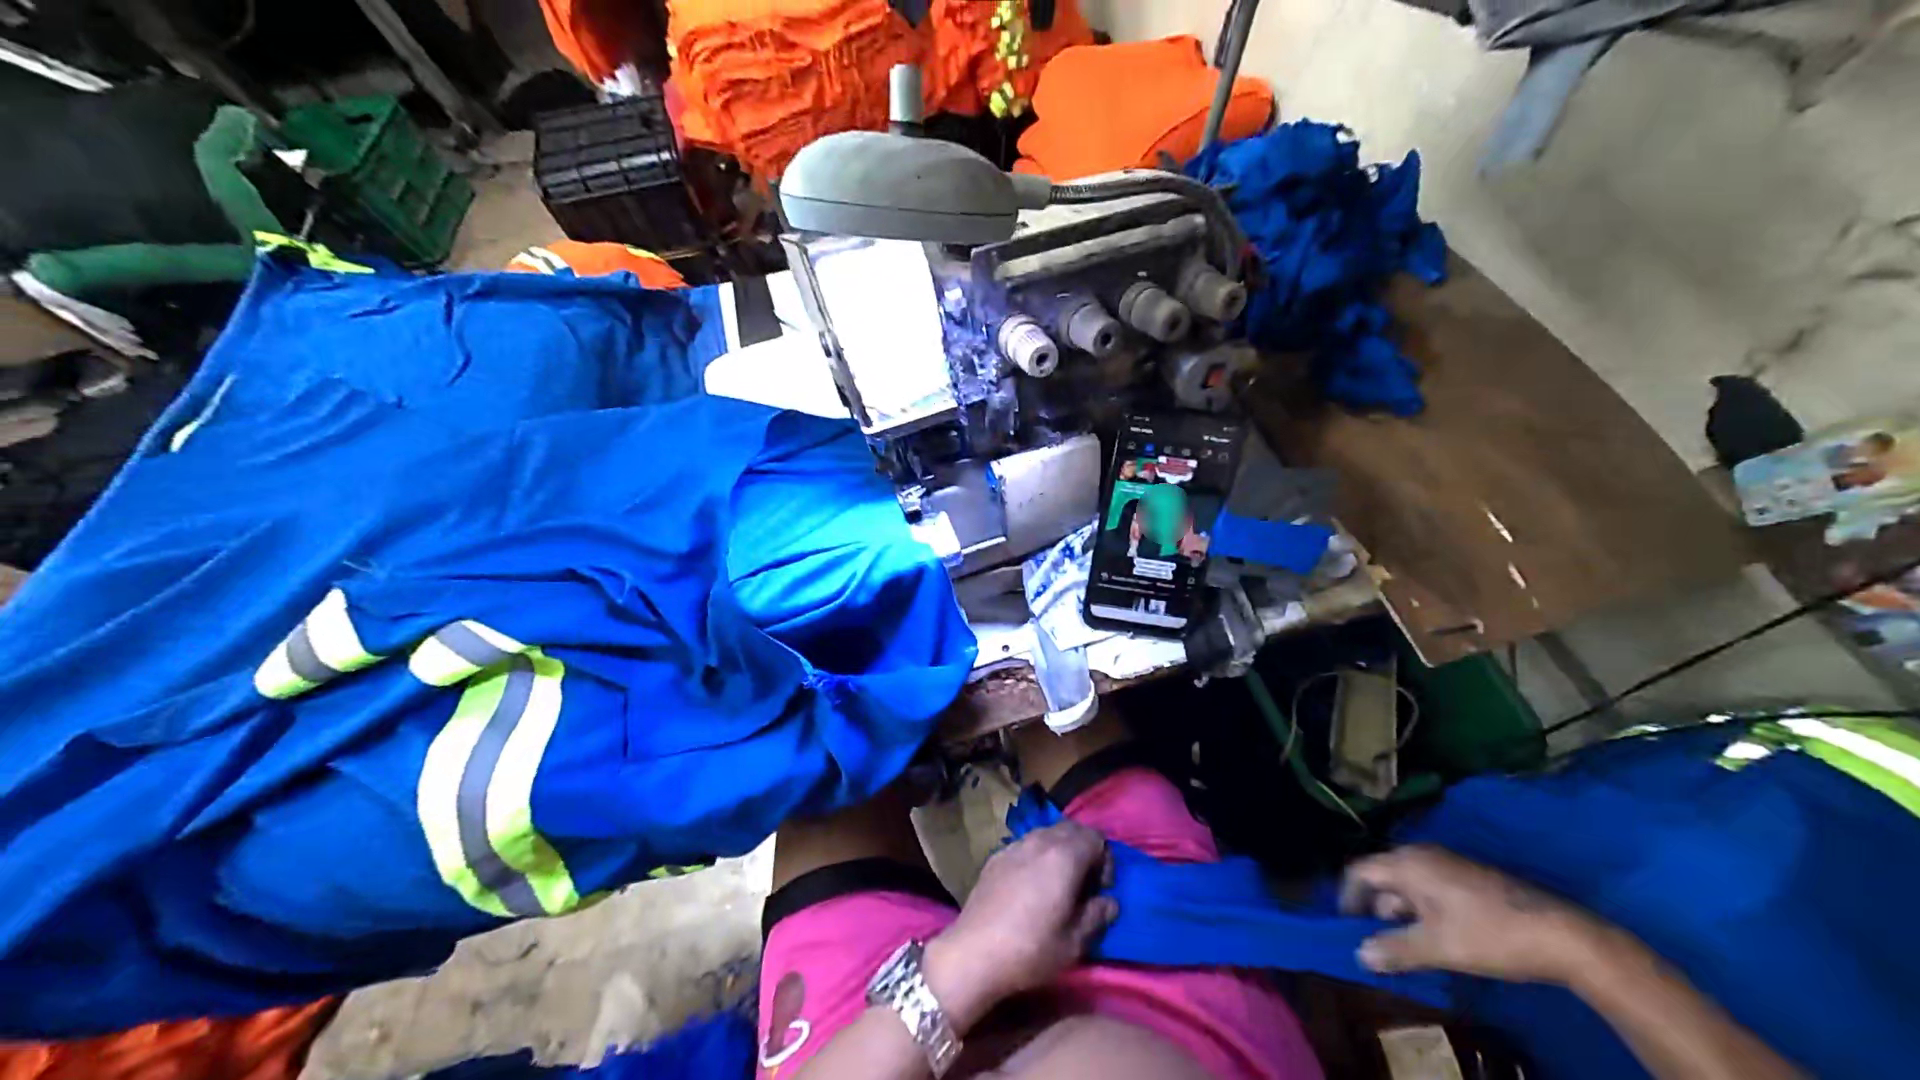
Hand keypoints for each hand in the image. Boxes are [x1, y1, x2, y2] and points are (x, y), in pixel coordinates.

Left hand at [925, 822, 1116, 1028]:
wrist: (974, 952)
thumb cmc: (1031, 949)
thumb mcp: (1075, 942)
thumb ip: (1098, 915)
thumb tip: (1109, 901)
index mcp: (1064, 856)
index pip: (1096, 838)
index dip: (1105, 861)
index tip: (1100, 890)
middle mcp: (1039, 841)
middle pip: (1072, 829)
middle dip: (1084, 851)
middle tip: (1083, 885)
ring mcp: (1014, 845)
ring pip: (1047, 834)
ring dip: (1060, 851)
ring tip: (1057, 885)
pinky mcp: (995, 856)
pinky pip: (1025, 845)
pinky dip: (1037, 856)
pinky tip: (1030, 887)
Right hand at [1339, 845, 1613, 985]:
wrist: (1565, 935)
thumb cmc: (1491, 935)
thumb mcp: (1438, 948)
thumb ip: (1395, 949)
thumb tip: (1360, 954)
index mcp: (1407, 864)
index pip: (1359, 871)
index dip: (1347, 897)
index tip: (1346, 927)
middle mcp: (1422, 855)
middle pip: (1383, 877)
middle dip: (1375, 909)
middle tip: (1377, 942)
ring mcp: (1448, 864)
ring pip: (1408, 885)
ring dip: (1401, 913)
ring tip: (1407, 946)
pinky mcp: (1469, 877)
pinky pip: (1429, 888)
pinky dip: (1422, 910)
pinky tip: (1436, 938)